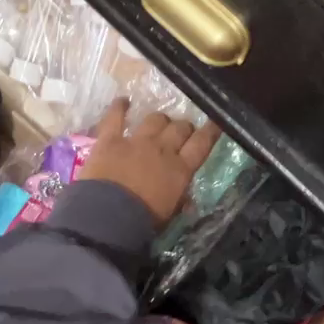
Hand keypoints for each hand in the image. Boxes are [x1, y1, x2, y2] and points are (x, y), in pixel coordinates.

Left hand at [79, 99, 219, 223]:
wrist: (108, 216)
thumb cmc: (142, 222)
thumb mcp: (169, 215)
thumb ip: (180, 201)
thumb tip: (188, 199)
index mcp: (180, 169)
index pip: (202, 143)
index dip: (210, 130)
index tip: (215, 122)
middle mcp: (162, 149)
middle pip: (179, 128)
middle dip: (183, 128)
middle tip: (181, 133)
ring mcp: (136, 141)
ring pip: (155, 120)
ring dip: (160, 121)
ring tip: (159, 124)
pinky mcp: (110, 139)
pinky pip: (116, 116)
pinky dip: (119, 107)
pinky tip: (123, 101)